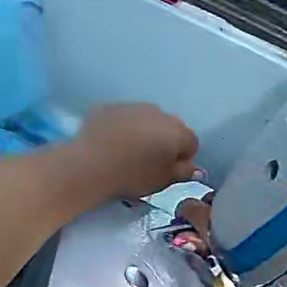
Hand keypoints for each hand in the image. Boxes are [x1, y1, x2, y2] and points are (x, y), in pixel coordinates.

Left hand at [58, 103, 198, 199]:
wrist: (91, 164)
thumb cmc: (133, 175)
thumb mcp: (163, 181)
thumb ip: (184, 172)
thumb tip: (195, 167)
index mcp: (176, 130)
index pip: (191, 143)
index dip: (182, 159)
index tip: (167, 171)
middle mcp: (158, 112)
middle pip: (169, 127)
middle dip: (163, 141)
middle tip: (148, 161)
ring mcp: (133, 106)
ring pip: (146, 119)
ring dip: (143, 132)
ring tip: (127, 151)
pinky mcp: (110, 107)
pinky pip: (123, 117)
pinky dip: (122, 127)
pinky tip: (110, 142)